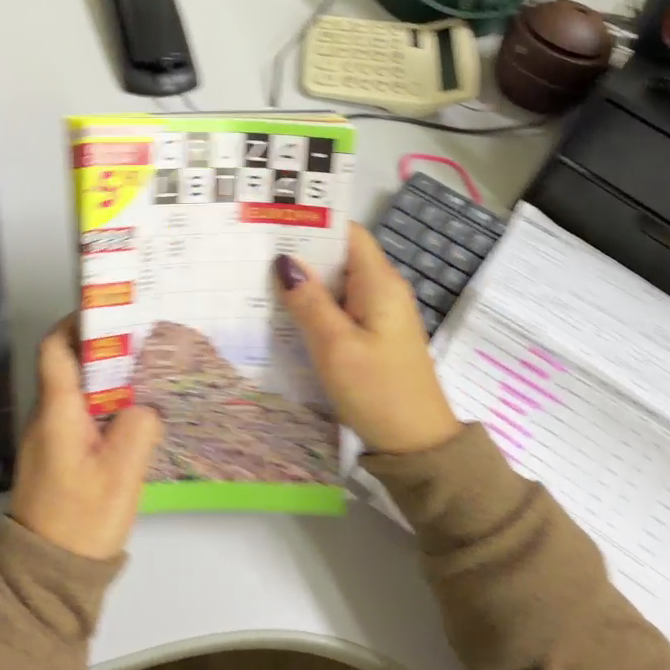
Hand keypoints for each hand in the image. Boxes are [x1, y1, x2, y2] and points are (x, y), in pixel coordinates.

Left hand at [8, 317, 163, 560]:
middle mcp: (46, 416)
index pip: (55, 348)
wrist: (45, 574)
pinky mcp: (57, 456)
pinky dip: (104, 405)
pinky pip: (80, 415)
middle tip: (144, 340)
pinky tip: (134, 415)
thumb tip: (147, 404)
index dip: (76, 323)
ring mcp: (49, 437)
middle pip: (69, 364)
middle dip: (103, 347)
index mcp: (57, 412)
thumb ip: (138, 429)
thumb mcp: (120, 475)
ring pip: (77, 391)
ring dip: (107, 378)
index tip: (109, 311)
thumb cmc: (80, 520)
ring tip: (147, 373)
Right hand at [275, 226, 461, 455]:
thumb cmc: (377, 391)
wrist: (417, 446)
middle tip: (252, 251)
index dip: (312, 224)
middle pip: (338, 256)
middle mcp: (382, 290)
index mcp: (379, 283)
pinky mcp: (373, 335)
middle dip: (300, 252)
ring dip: (304, 282)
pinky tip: (283, 314)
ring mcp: (378, 314)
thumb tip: (284, 260)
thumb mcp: (336, 346)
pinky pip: (339, 308)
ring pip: (335, 284)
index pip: (346, 232)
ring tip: (257, 277)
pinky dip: (313, 306)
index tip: (272, 223)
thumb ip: (309, 301)